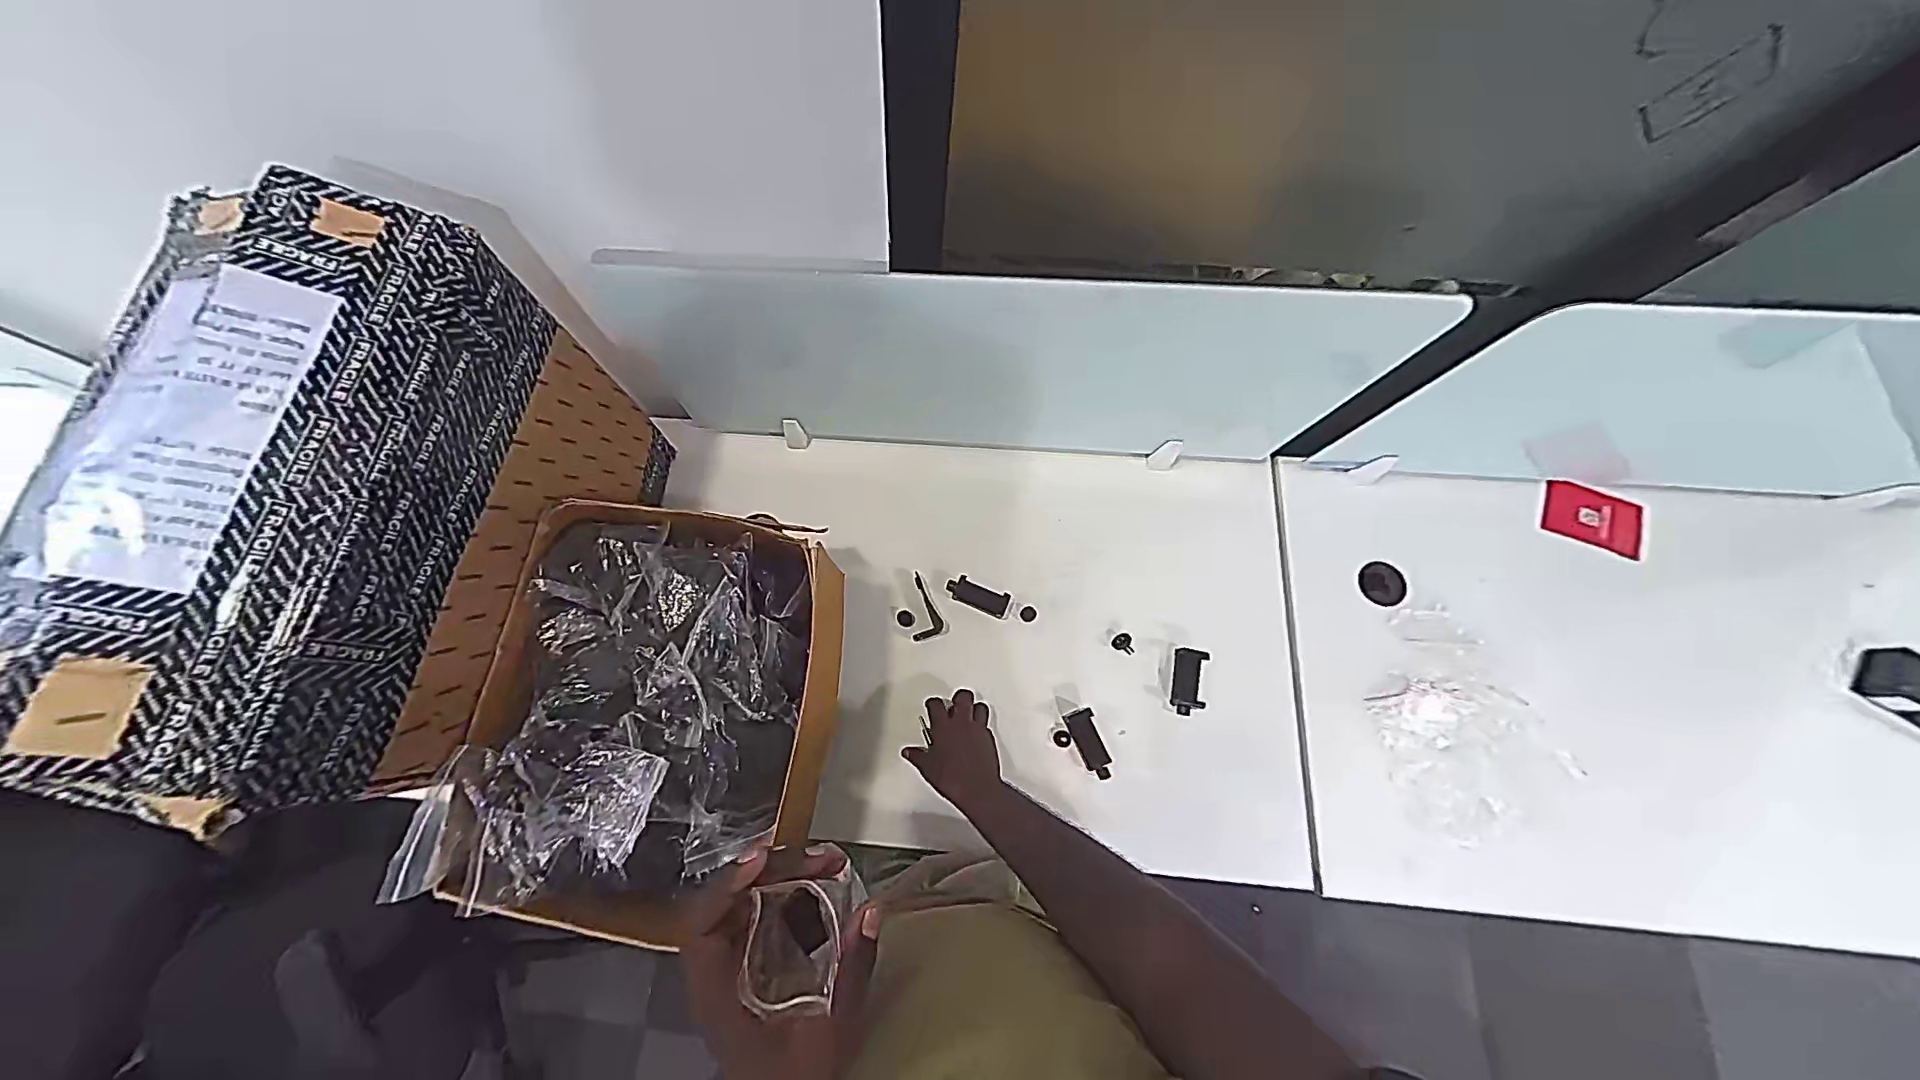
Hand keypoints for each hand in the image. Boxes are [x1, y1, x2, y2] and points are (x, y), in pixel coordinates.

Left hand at [681, 845, 880, 1079]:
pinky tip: (815, 883)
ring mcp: (730, 966)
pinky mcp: (747, 963)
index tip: (761, 860)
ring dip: (782, 877)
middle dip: (775, 871)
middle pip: (732, 902)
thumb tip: (871, 911)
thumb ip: (852, 972)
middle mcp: (717, 974)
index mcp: (720, 996)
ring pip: (746, 903)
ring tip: (825, 862)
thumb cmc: (797, 1076)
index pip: (704, 928)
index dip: (728, 887)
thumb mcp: (831, 1031)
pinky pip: (758, 915)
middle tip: (821, 859)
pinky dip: (784, 893)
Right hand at [903, 688, 1004, 811]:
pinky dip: (980, 724)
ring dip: (973, 708)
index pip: (936, 704)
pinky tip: (976, 731)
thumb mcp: (928, 768)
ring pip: (979, 705)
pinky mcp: (989, 737)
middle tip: (953, 704)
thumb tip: (909, 752)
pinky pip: (986, 723)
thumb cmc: (953, 778)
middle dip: (957, 698)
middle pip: (962, 696)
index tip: (932, 705)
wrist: (977, 788)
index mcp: (943, 727)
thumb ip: (918, 756)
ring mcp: (977, 728)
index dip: (933, 703)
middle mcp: (961, 723)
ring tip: (968, 713)